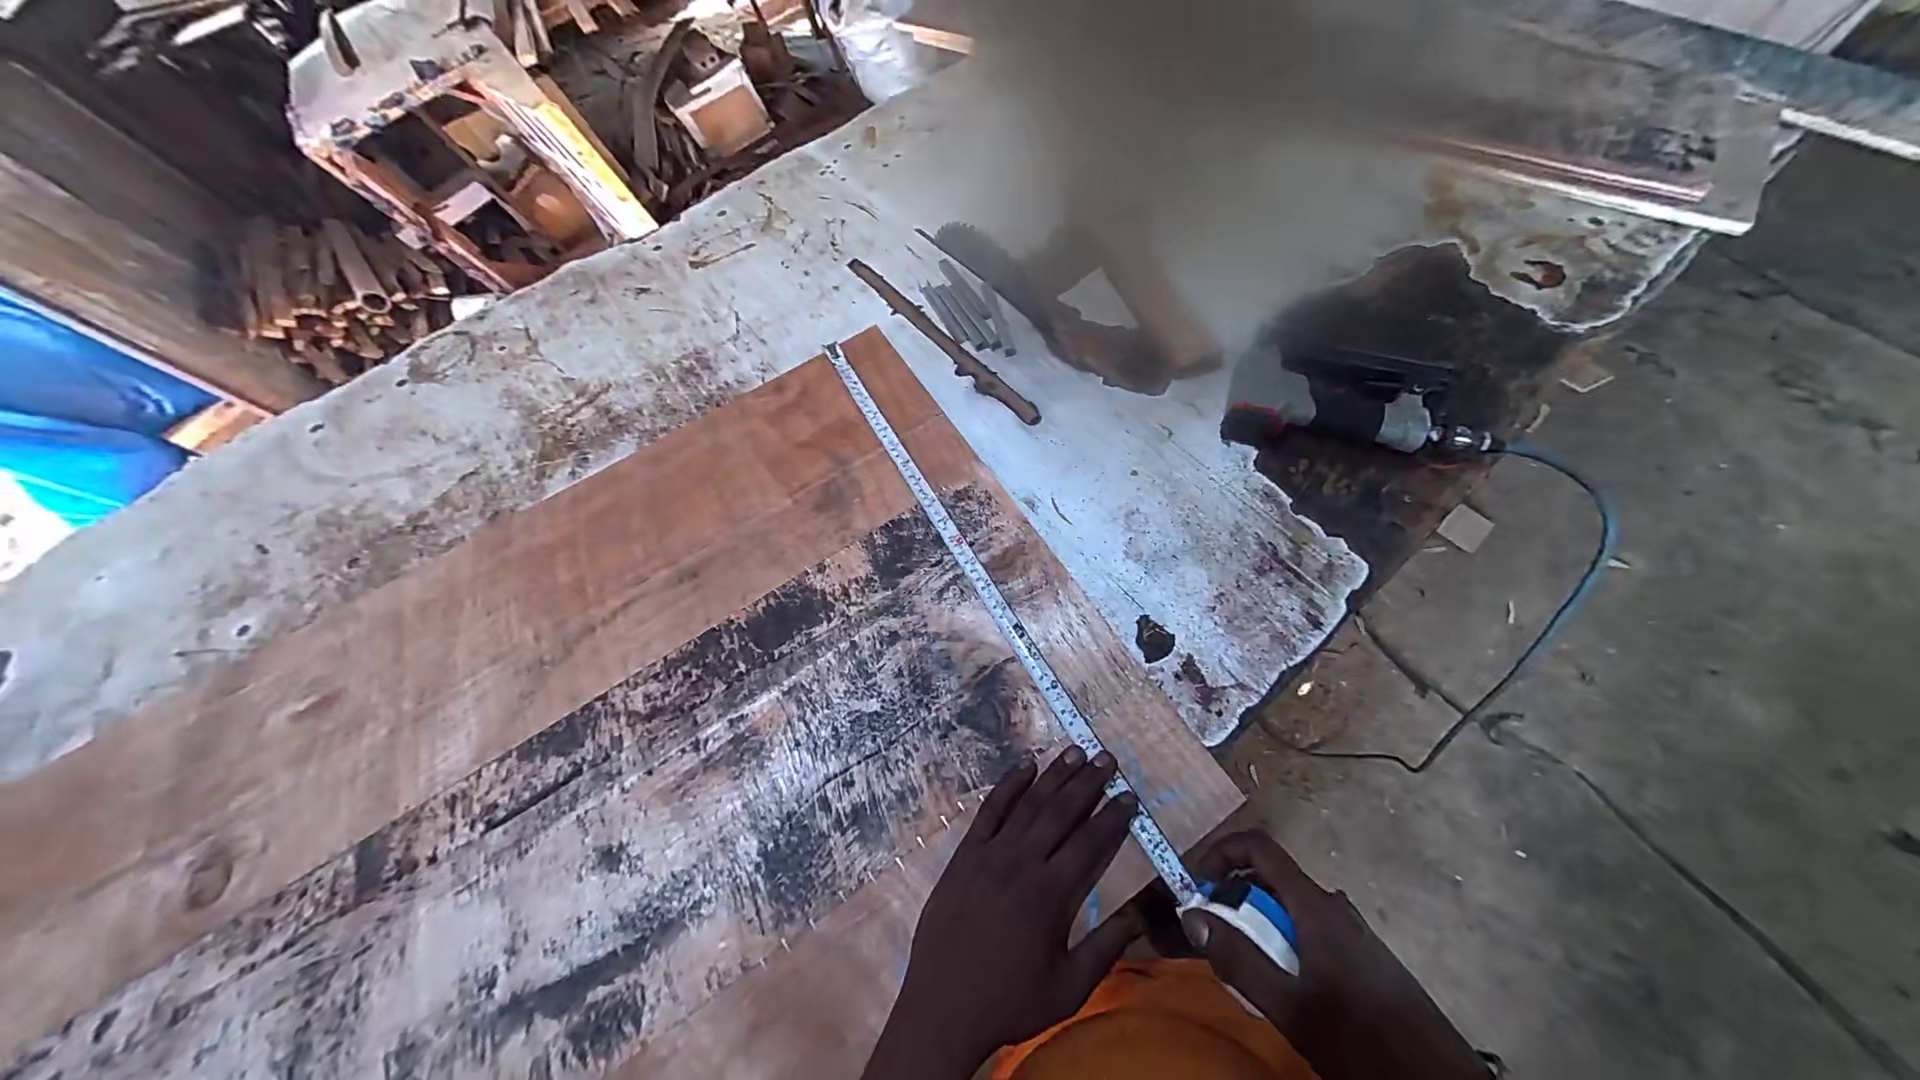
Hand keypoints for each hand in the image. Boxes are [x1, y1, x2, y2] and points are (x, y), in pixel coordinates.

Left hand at [861, 748, 1144, 1078]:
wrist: (943, 1005)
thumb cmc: (1010, 1000)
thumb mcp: (1069, 988)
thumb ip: (1106, 947)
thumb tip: (1142, 914)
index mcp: (1051, 894)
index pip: (1090, 842)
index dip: (1113, 816)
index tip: (1129, 796)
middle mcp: (1022, 863)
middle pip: (1061, 812)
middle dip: (1087, 782)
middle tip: (1106, 757)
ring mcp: (990, 854)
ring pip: (1028, 804)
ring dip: (1053, 776)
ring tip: (1074, 751)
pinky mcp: (965, 853)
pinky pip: (989, 811)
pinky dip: (1008, 786)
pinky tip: (1025, 768)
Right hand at [1193, 832, 1487, 1079]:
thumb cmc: (1361, 1039)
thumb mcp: (1290, 1007)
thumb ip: (1238, 958)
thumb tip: (1192, 916)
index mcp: (1314, 905)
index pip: (1258, 846)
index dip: (1220, 853)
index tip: (1196, 887)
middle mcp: (1332, 906)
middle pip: (1269, 877)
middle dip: (1233, 898)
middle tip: (1214, 937)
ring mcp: (1350, 930)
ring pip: (1287, 907)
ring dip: (1256, 924)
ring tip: (1245, 967)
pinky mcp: (1361, 956)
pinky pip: (1306, 929)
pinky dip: (1280, 941)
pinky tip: (1284, 986)